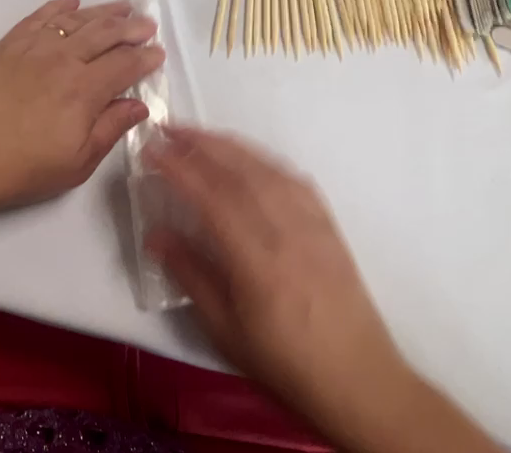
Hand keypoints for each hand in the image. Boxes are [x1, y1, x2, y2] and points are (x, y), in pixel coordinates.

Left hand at [0, 0, 163, 214]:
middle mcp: (61, 60)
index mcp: (84, 90)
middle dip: (130, 27)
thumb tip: (139, 104)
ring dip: (101, 11)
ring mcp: (32, 49)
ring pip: (74, 20)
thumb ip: (110, 129)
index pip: (124, 64)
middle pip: (103, 34)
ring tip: (121, 7)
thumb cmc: (21, 168)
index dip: (145, 58)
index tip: (158, 53)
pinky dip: (57, 6)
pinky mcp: (6, 46)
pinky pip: (38, 17)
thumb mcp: (77, 163)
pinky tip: (70, 1)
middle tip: (147, 24)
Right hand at [145, 127, 498, 452]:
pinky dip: (264, 160)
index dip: (178, 168)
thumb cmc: (285, 361)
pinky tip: (247, 158)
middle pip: (239, 172)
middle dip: (199, 144)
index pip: (210, 197)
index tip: (150, 150)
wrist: (360, 381)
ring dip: (228, 145)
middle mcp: (286, 233)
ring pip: (266, 169)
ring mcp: (312, 226)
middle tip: (167, 129)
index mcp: (257, 260)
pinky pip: (294, 180)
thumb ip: (190, 275)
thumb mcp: (225, 328)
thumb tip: (154, 233)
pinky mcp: (329, 227)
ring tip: (198, 135)